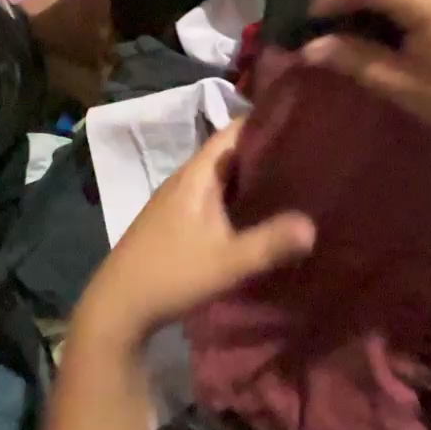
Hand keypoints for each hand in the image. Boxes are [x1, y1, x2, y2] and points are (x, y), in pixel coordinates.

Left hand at [74, 123, 314, 350]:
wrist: (117, 306)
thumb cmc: (172, 275)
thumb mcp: (228, 262)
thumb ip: (270, 243)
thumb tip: (314, 226)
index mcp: (197, 174)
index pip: (234, 129)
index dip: (266, 122)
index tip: (303, 124)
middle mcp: (186, 178)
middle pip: (230, 151)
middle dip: (266, 150)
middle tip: (309, 155)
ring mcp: (177, 198)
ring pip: (222, 175)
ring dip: (251, 175)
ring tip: (293, 180)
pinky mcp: (174, 219)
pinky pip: (213, 194)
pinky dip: (237, 196)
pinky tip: (257, 212)